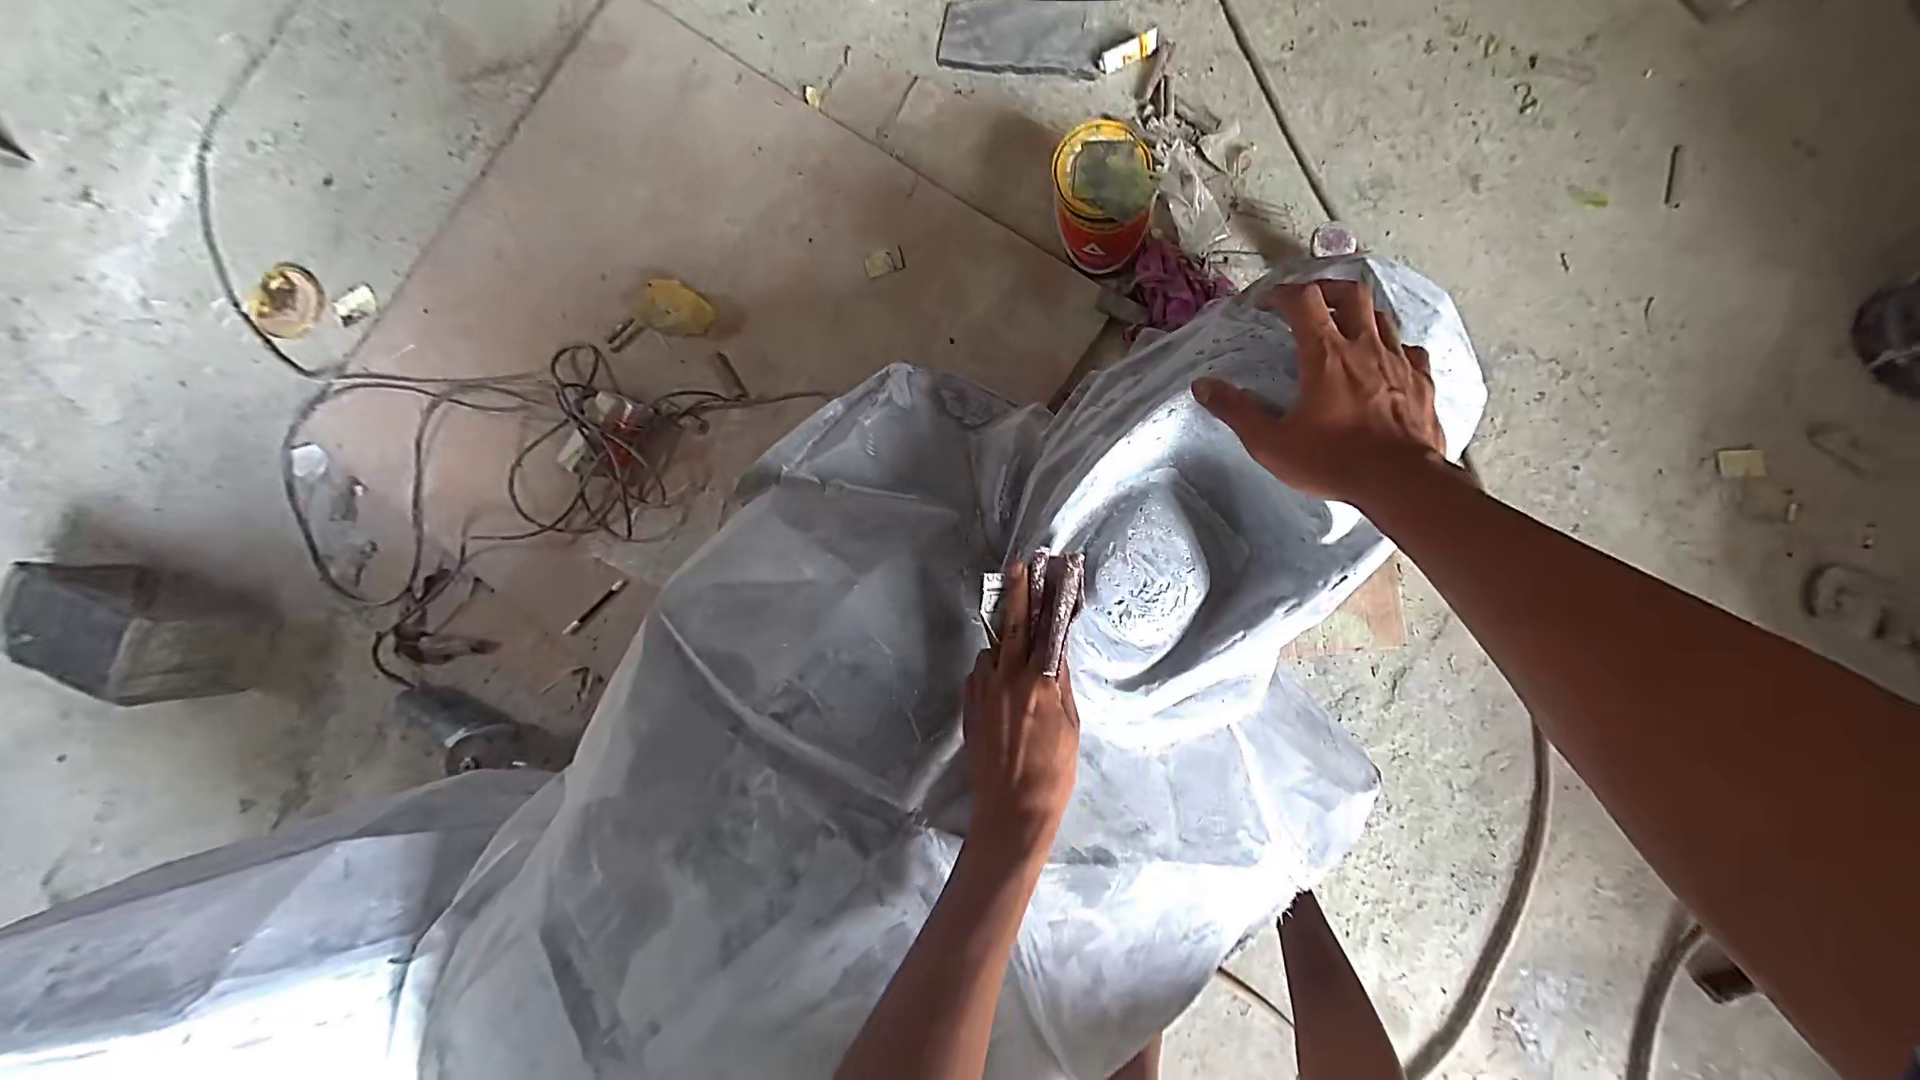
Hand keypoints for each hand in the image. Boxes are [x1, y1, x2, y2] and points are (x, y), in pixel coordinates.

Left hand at [964, 559, 1080, 859]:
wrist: (1012, 809)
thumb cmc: (1053, 772)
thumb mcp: (1070, 726)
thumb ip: (1061, 685)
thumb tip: (1058, 655)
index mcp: (1039, 683)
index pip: (1043, 629)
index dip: (1044, 598)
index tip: (1045, 571)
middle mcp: (1007, 679)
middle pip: (1011, 626)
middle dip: (1016, 593)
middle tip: (1018, 567)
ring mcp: (983, 691)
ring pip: (993, 651)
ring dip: (1005, 645)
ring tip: (1019, 657)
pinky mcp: (969, 705)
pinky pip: (980, 674)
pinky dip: (992, 670)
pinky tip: (1004, 687)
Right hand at [1192, 280, 1448, 507]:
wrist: (1399, 481)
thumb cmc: (1332, 461)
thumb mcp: (1270, 442)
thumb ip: (1235, 410)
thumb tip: (1202, 386)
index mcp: (1326, 356)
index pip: (1304, 301)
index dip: (1282, 294)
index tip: (1266, 303)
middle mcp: (1365, 348)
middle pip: (1350, 294)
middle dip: (1325, 289)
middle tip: (1307, 301)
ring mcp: (1399, 362)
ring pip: (1382, 317)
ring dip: (1359, 314)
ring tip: (1342, 327)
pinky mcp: (1422, 383)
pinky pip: (1409, 349)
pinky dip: (1392, 346)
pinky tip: (1384, 360)